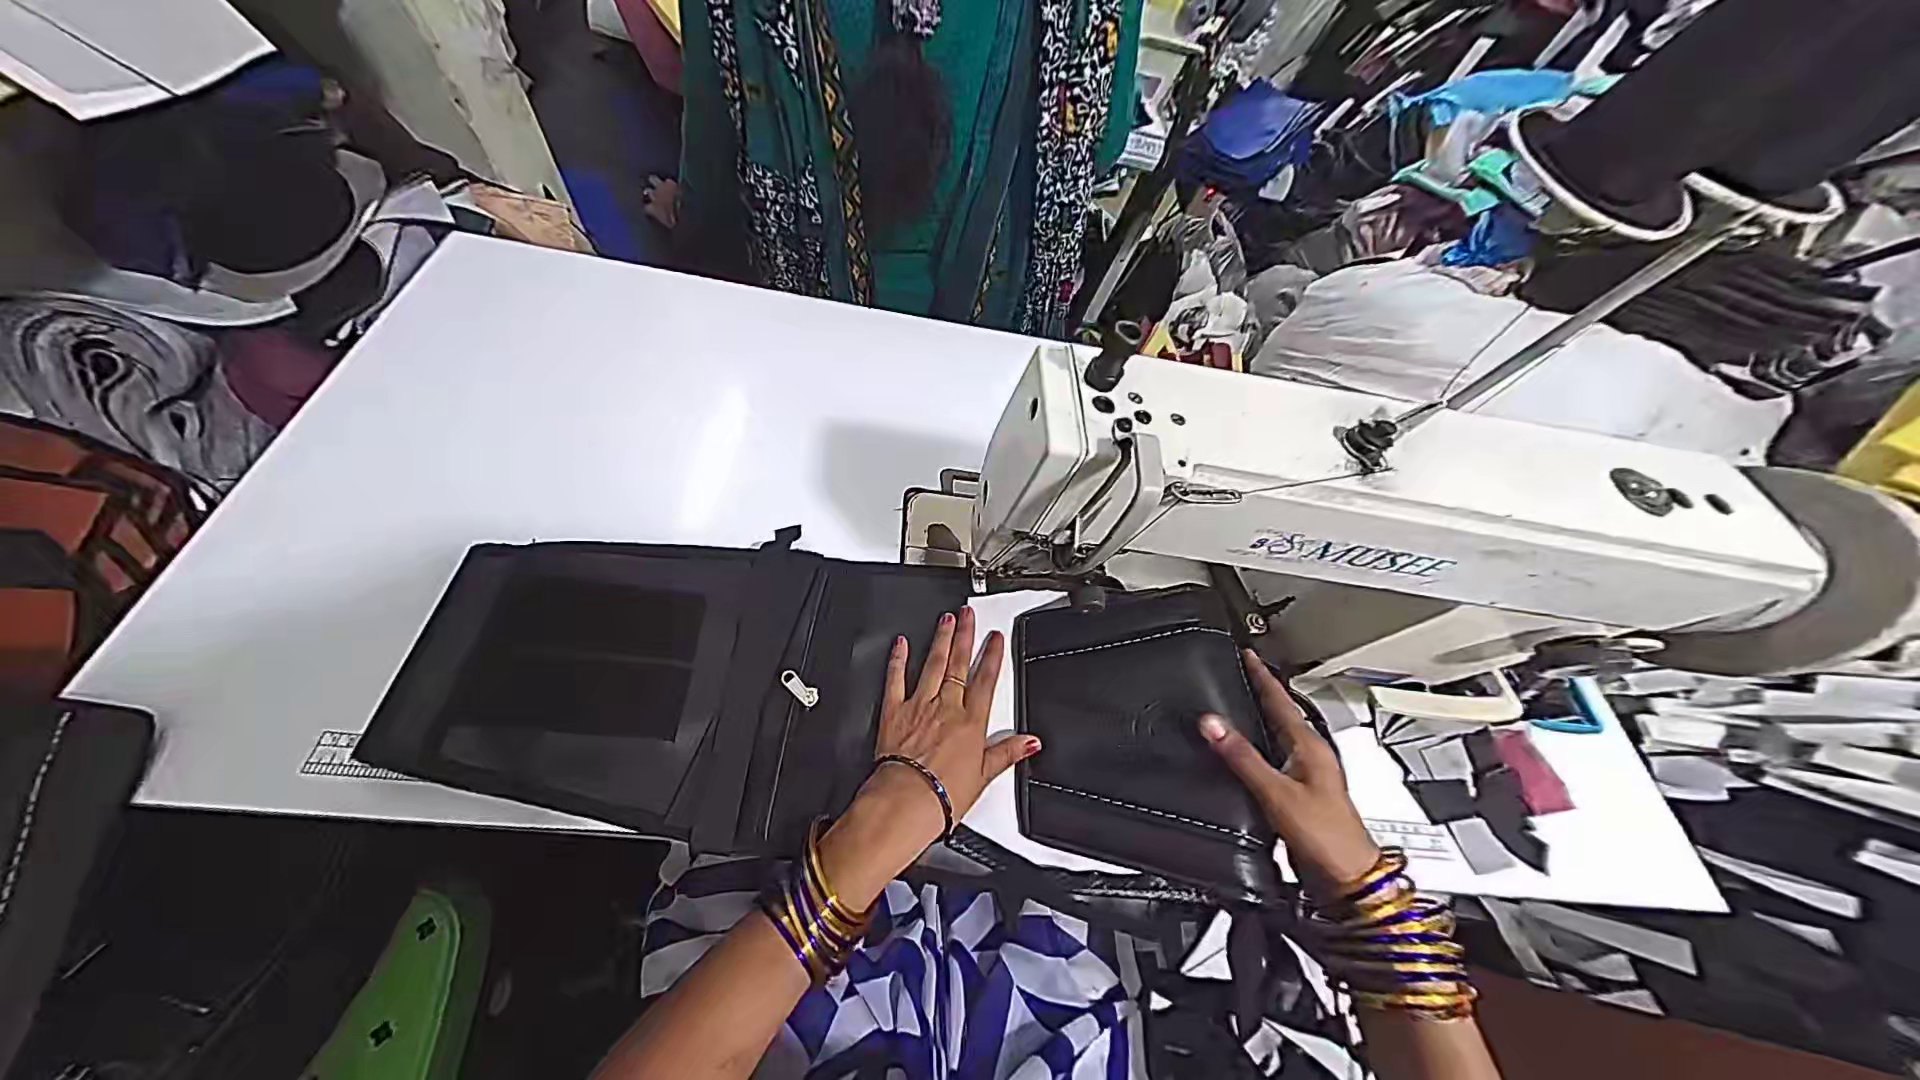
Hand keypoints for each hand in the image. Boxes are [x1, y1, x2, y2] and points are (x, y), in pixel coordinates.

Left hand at [818, 607, 1041, 906]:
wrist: (907, 801)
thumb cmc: (943, 795)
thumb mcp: (984, 776)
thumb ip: (1007, 753)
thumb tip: (1030, 742)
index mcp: (970, 722)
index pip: (985, 680)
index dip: (992, 655)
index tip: (995, 638)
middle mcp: (945, 708)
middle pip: (958, 663)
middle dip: (965, 636)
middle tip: (968, 614)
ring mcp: (919, 706)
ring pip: (932, 664)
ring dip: (940, 639)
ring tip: (945, 619)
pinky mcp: (894, 712)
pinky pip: (896, 679)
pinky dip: (898, 660)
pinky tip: (900, 644)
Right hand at [1199, 649, 1380, 896]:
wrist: (1351, 883)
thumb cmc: (1329, 839)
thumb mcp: (1277, 793)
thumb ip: (1242, 757)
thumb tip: (1212, 723)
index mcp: (1311, 747)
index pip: (1281, 700)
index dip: (1262, 676)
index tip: (1247, 654)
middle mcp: (1311, 757)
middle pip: (1282, 713)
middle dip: (1263, 690)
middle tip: (1244, 671)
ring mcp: (1307, 776)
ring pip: (1280, 735)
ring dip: (1262, 717)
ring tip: (1245, 701)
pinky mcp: (1300, 795)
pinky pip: (1275, 758)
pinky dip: (1259, 746)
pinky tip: (1249, 754)